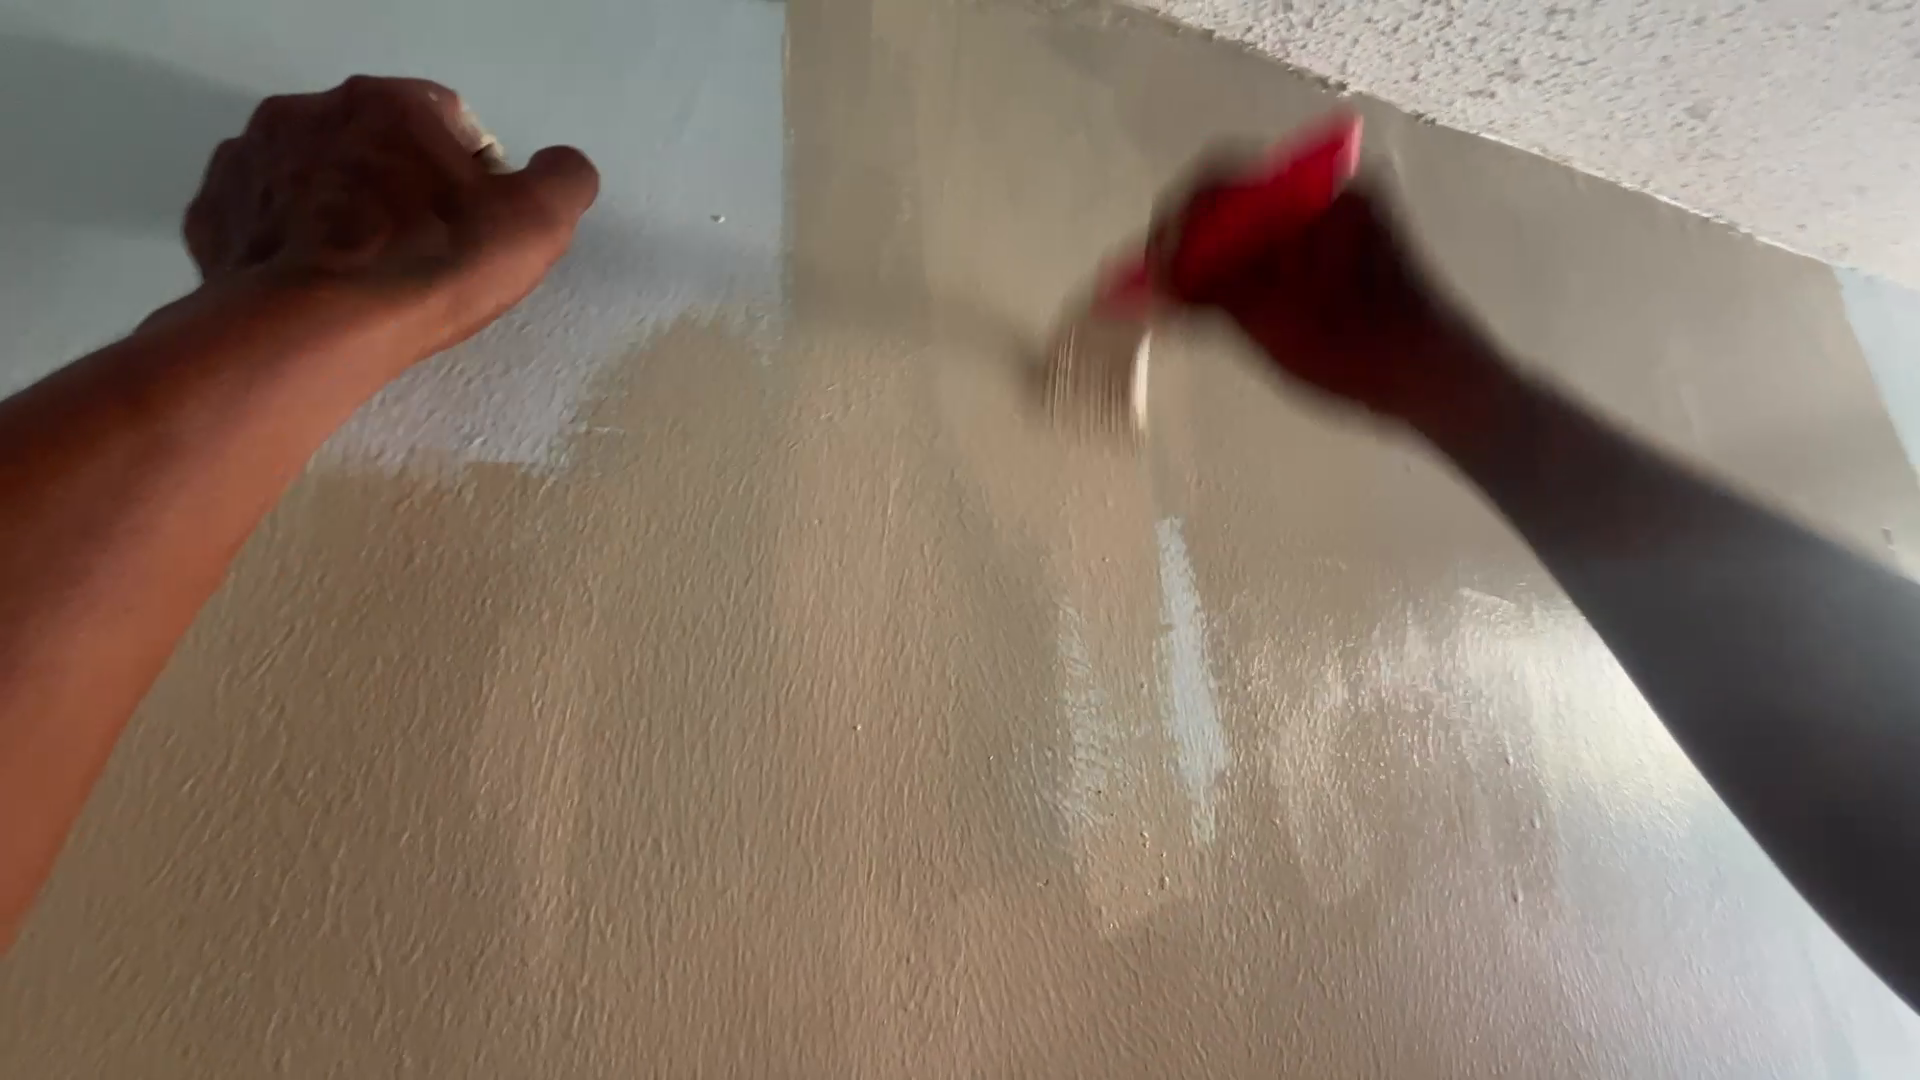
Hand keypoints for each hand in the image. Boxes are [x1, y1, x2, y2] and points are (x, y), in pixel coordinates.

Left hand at [183, 75, 598, 357]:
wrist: (317, 326)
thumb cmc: (437, 265)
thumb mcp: (538, 223)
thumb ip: (565, 180)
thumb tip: (564, 167)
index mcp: (390, 104)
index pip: (454, 120)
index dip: (479, 174)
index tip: (482, 225)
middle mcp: (311, 109)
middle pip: (384, 143)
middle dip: (413, 186)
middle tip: (435, 251)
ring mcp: (253, 155)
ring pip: (324, 174)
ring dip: (354, 207)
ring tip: (380, 270)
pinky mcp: (218, 208)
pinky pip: (274, 212)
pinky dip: (302, 236)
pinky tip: (331, 278)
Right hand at [1154, 183, 1493, 422]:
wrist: (1432, 380)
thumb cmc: (1356, 348)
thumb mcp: (1270, 320)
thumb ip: (1207, 289)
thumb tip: (1153, 279)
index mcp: (1313, 194)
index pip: (1219, 180)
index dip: (1173, 220)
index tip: (1150, 266)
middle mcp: (1321, 196)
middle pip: (1229, 205)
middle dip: (1187, 247)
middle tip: (1160, 293)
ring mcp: (1328, 226)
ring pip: (1245, 233)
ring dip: (1209, 266)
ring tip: (1184, 308)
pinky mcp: (1333, 256)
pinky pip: (1268, 254)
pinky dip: (1236, 279)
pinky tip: (1219, 311)